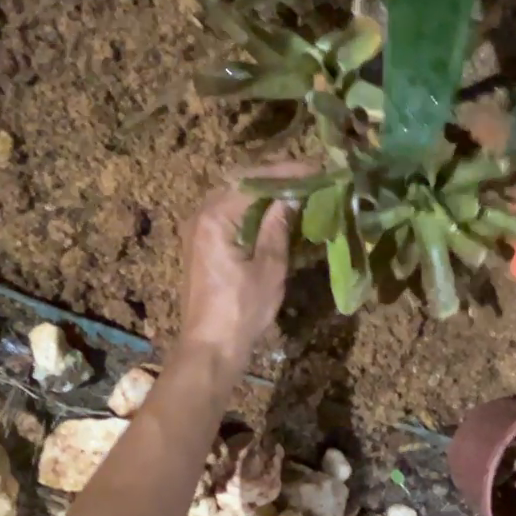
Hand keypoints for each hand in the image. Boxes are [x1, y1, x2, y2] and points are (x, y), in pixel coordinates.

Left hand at [177, 163, 306, 366]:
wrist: (211, 346)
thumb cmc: (241, 310)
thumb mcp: (269, 267)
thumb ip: (278, 227)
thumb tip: (292, 197)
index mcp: (215, 216)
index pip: (254, 180)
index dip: (287, 172)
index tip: (317, 169)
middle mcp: (201, 215)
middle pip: (241, 182)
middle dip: (277, 177)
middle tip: (310, 176)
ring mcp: (198, 229)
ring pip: (235, 197)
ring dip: (265, 192)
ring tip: (298, 189)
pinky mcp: (202, 244)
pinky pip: (229, 214)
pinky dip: (253, 209)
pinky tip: (275, 212)